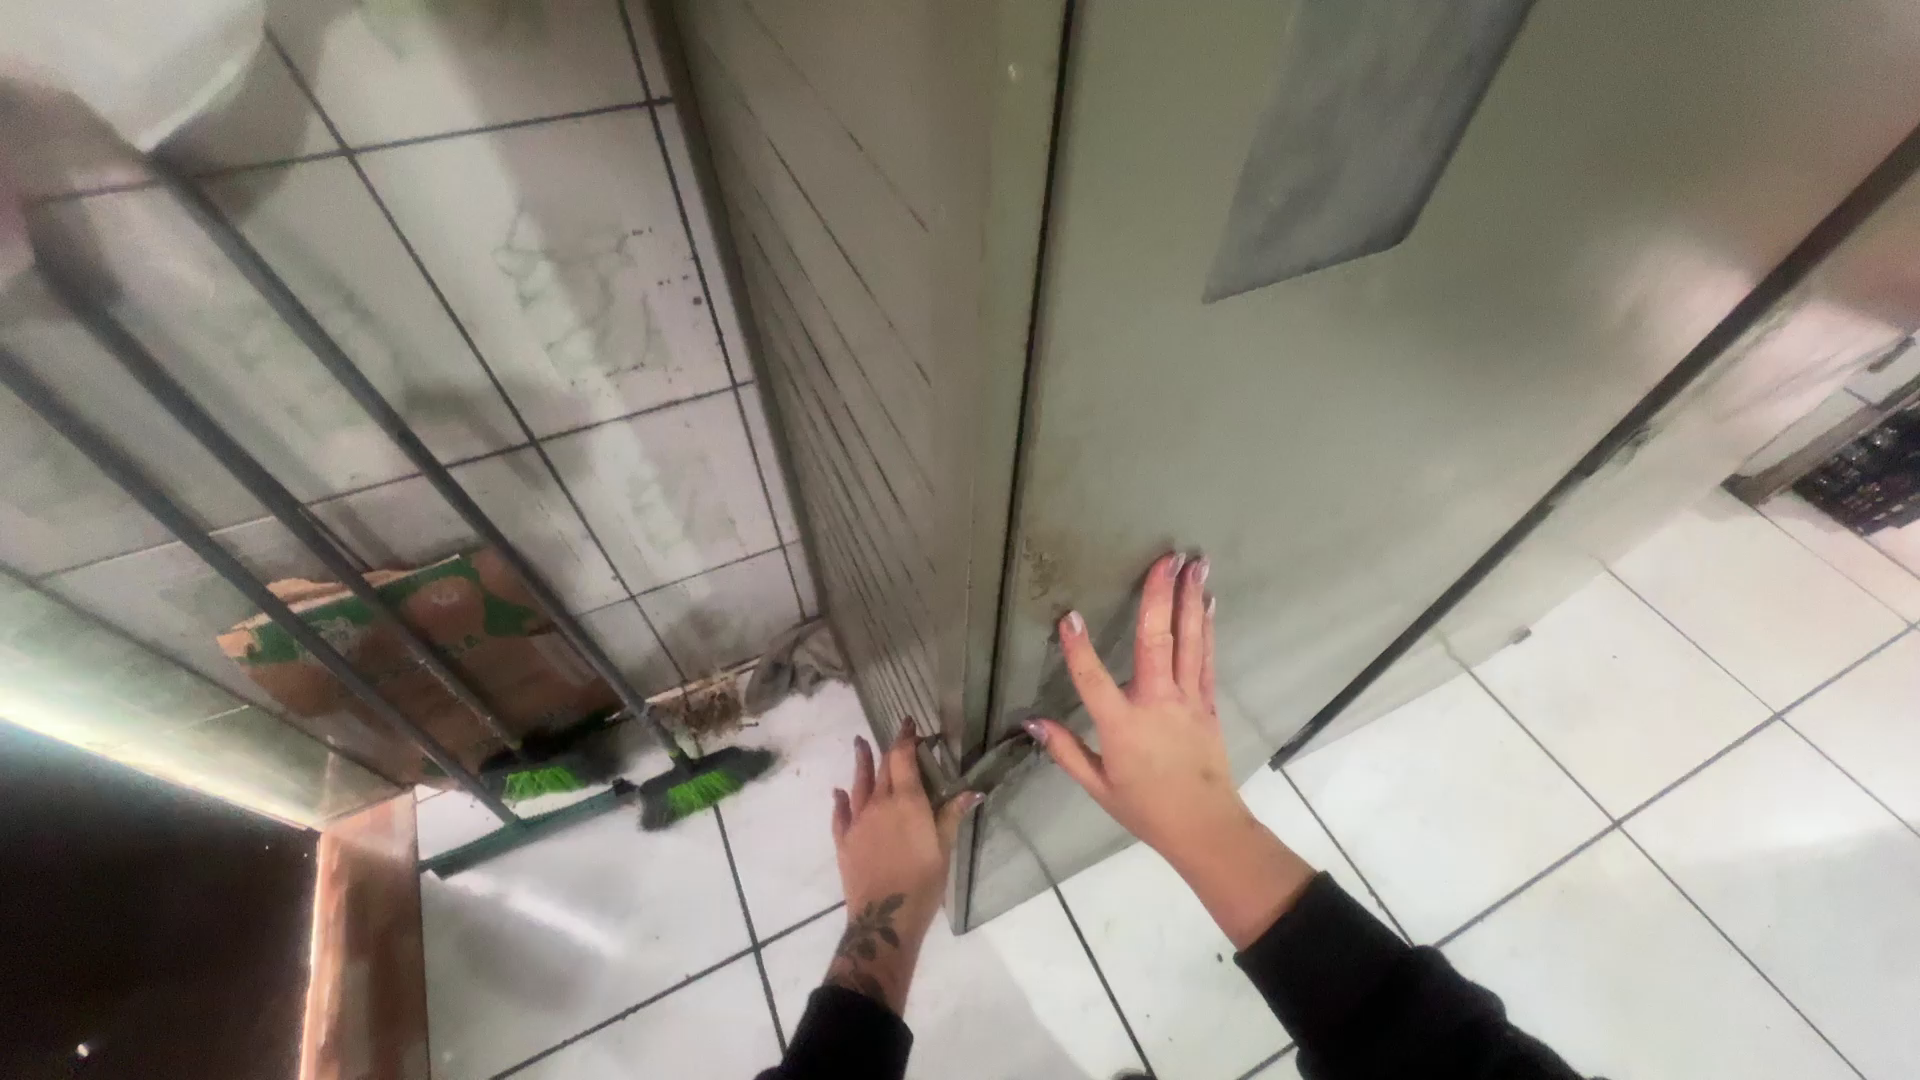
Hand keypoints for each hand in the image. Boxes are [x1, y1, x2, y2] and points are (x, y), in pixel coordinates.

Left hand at [826, 728, 980, 1011]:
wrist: (885, 919)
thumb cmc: (923, 882)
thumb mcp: (944, 848)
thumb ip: (952, 815)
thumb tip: (973, 790)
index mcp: (907, 801)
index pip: (904, 758)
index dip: (906, 738)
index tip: (908, 722)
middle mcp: (879, 803)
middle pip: (882, 768)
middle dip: (888, 748)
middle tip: (894, 734)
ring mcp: (858, 822)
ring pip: (858, 785)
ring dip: (860, 763)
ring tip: (860, 744)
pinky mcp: (844, 841)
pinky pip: (840, 815)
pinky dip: (839, 800)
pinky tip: (838, 792)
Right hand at [1027, 552, 1314, 947]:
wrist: (1206, 827)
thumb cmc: (1146, 808)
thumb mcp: (1098, 785)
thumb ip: (1064, 750)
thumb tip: (1031, 722)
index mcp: (1122, 726)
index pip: (1093, 680)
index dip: (1079, 648)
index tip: (1070, 616)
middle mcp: (1157, 703)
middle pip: (1155, 641)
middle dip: (1160, 596)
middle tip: (1167, 558)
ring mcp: (1188, 699)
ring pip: (1188, 641)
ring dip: (1190, 599)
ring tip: (1196, 563)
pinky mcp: (1208, 702)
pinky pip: (1205, 657)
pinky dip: (1206, 626)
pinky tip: (1207, 602)